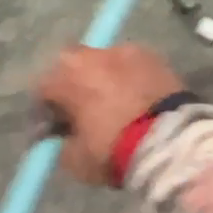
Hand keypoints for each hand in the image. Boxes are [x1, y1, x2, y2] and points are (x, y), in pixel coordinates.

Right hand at [38, 43, 184, 184]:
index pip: (42, 89)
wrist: (170, 140)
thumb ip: (60, 145)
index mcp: (66, 76)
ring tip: (114, 104)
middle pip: (72, 66)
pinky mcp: (153, 56)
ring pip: (104, 62)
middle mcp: (92, 55)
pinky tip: (136, 99)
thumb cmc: (115, 149)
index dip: (44, 112)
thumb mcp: (75, 160)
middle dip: (72, 86)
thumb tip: (61, 138)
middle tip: (81, 112)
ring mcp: (125, 51)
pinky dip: (129, 78)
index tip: (53, 131)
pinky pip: (131, 66)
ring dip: (102, 79)